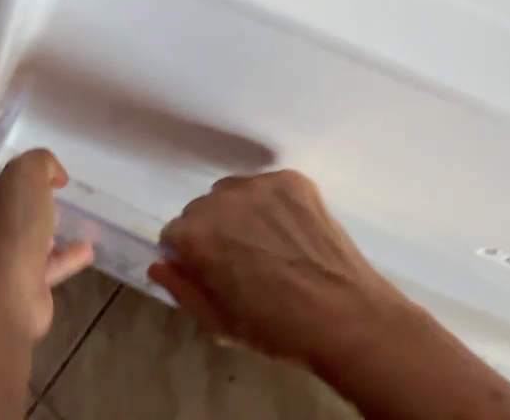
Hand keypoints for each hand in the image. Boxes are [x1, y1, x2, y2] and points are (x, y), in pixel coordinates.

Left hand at [0, 149, 94, 340]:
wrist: (4, 300)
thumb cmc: (7, 229)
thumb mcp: (25, 175)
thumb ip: (40, 162)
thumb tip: (53, 173)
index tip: (8, 159)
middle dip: (16, 196)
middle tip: (44, 185)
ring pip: (19, 235)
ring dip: (42, 226)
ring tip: (65, 213)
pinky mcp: (17, 284)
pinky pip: (44, 264)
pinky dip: (65, 256)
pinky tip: (87, 248)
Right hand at [149, 170, 414, 368]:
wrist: (349, 320)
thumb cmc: (278, 330)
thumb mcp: (220, 322)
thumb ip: (182, 289)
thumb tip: (159, 265)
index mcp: (196, 234)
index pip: (174, 234)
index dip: (191, 256)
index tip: (211, 272)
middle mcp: (220, 199)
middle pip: (202, 210)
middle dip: (214, 231)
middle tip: (243, 261)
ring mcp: (259, 185)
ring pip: (233, 193)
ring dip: (241, 212)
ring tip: (269, 244)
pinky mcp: (292, 179)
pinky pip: (268, 187)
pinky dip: (274, 204)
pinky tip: (292, 232)